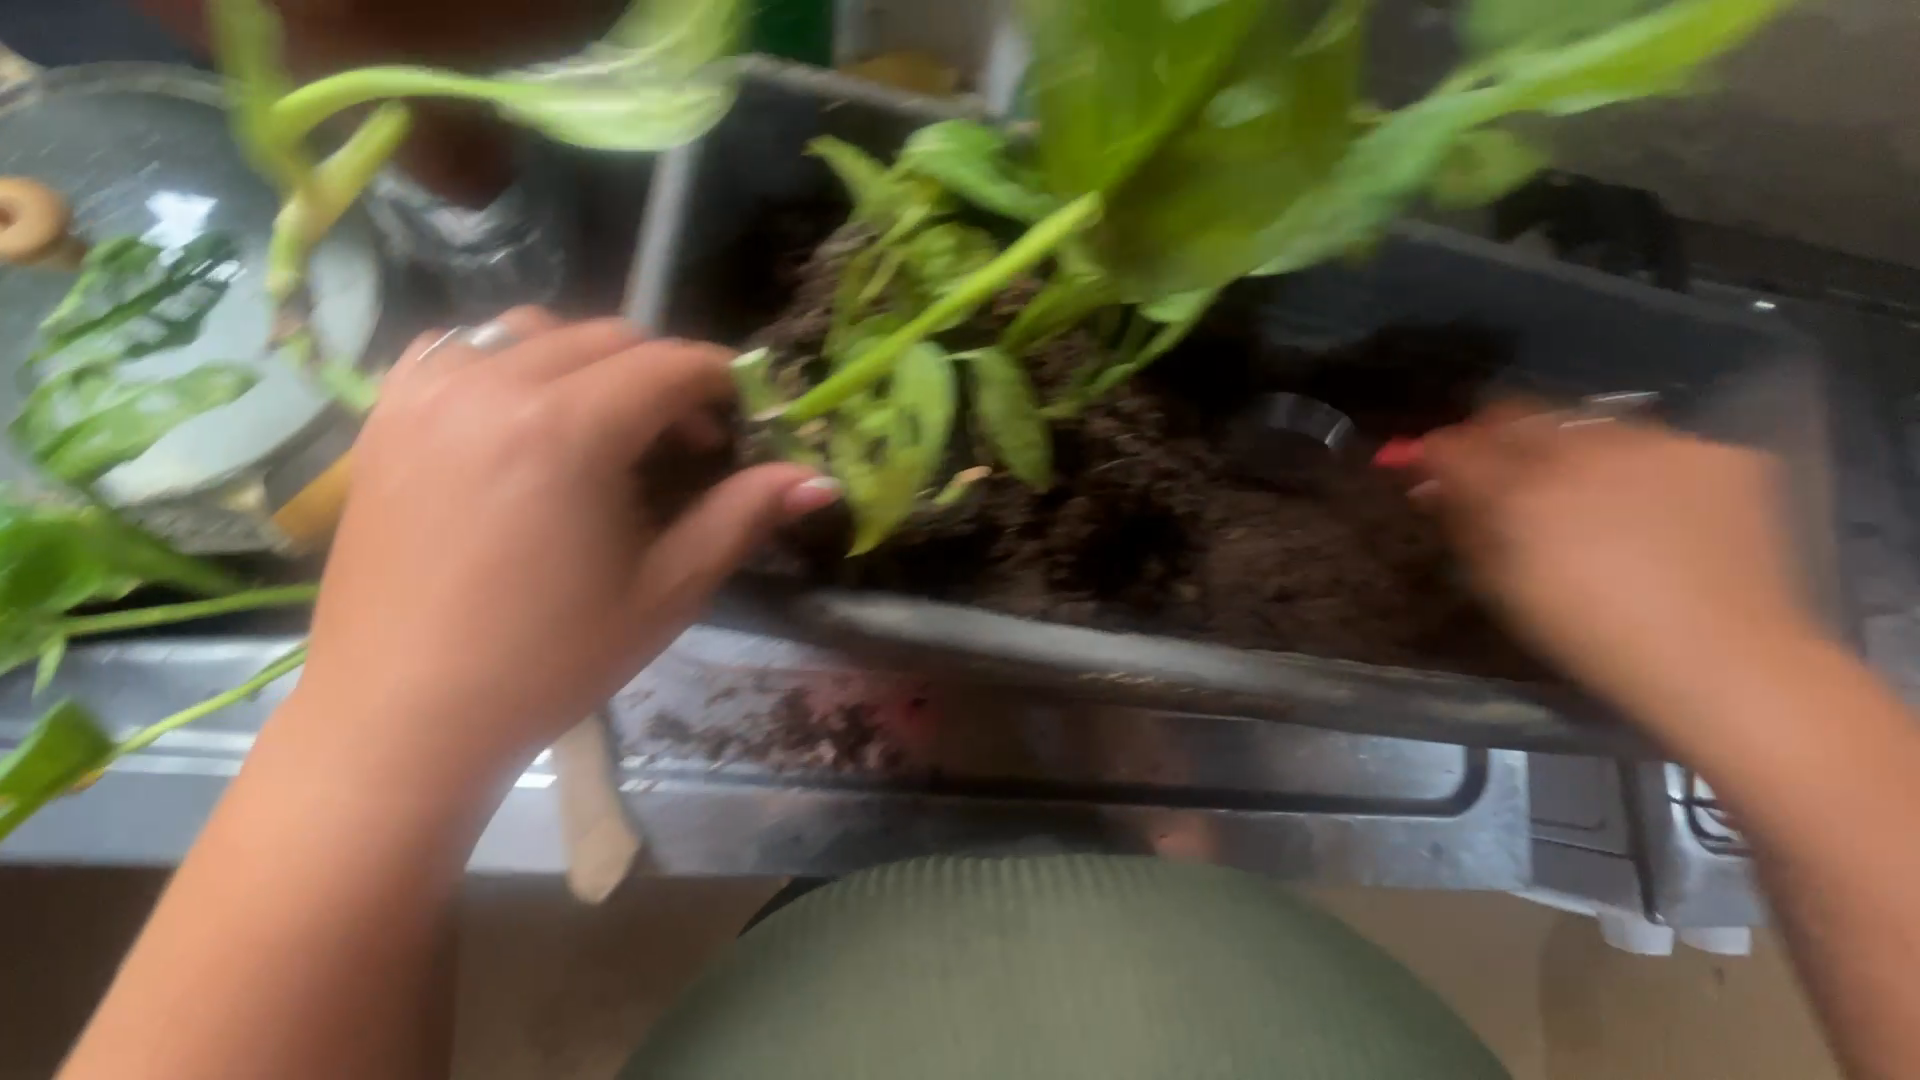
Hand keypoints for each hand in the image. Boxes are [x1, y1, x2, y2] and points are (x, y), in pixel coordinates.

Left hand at [293, 308, 838, 773]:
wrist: (404, 715)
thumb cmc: (552, 659)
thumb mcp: (668, 589)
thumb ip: (744, 515)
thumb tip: (820, 479)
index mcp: (567, 429)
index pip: (670, 364)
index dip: (721, 386)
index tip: (740, 427)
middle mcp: (491, 384)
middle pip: (610, 337)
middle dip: (664, 377)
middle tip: (684, 446)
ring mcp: (427, 393)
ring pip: (536, 330)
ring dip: (592, 364)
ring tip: (607, 431)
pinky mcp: (387, 416)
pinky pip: (463, 349)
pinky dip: (514, 364)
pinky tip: (527, 420)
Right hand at [1421, 403, 1821, 728]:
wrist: (1722, 658)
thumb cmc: (1587, 634)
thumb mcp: (1500, 583)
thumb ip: (1461, 519)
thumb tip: (1431, 483)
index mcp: (1522, 491)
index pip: (1456, 445)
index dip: (1433, 450)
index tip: (1422, 462)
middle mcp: (1586, 451)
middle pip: (1519, 415)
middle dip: (1497, 437)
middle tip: (1494, 469)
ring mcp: (1660, 445)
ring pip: (1586, 424)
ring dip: (1566, 448)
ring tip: (1576, 491)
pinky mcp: (1719, 454)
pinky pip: (1653, 444)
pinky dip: (1633, 465)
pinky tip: (1644, 506)